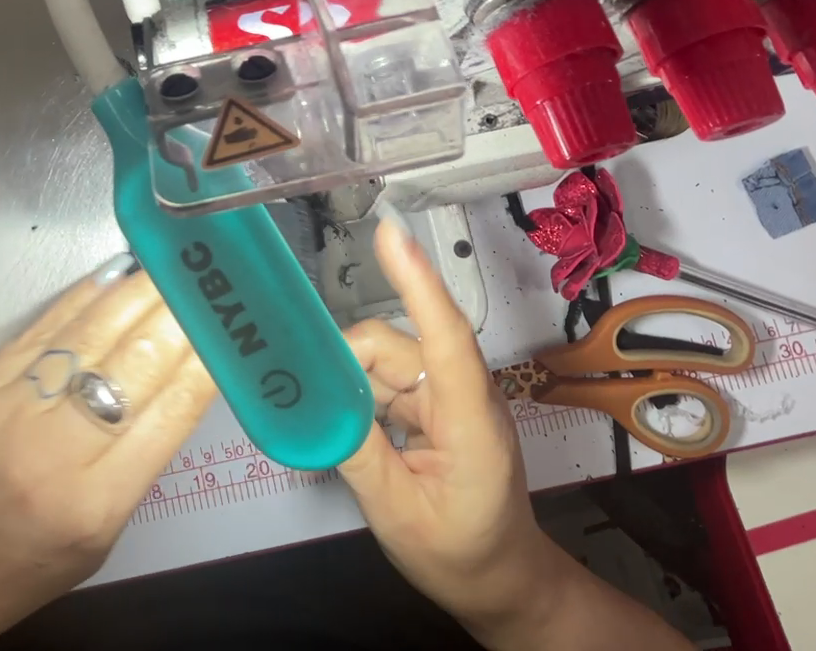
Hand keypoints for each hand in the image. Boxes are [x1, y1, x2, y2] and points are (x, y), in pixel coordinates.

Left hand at [0, 254, 216, 650]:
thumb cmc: (27, 565)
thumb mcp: (103, 532)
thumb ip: (142, 455)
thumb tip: (180, 372)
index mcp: (94, 504)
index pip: (170, 412)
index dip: (203, 360)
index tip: (225, 327)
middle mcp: (51, 454)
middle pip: (134, 363)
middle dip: (175, 315)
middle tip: (200, 283)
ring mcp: (4, 413)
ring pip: (88, 335)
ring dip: (134, 295)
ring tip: (165, 268)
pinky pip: (40, 329)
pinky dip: (82, 298)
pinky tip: (112, 278)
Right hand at [338, 207, 566, 640]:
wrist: (502, 579)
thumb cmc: (462, 555)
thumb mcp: (398, 515)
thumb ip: (355, 452)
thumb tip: (314, 401)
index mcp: (469, 422)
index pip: (445, 338)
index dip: (417, 284)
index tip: (390, 235)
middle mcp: (460, 393)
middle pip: (391, 346)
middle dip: (345, 368)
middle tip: (313, 407)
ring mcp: (447, 395)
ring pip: (380, 360)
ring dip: (350, 389)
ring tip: (337, 434)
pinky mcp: (433, 402)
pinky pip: (384, 379)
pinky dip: (359, 397)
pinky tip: (350, 428)